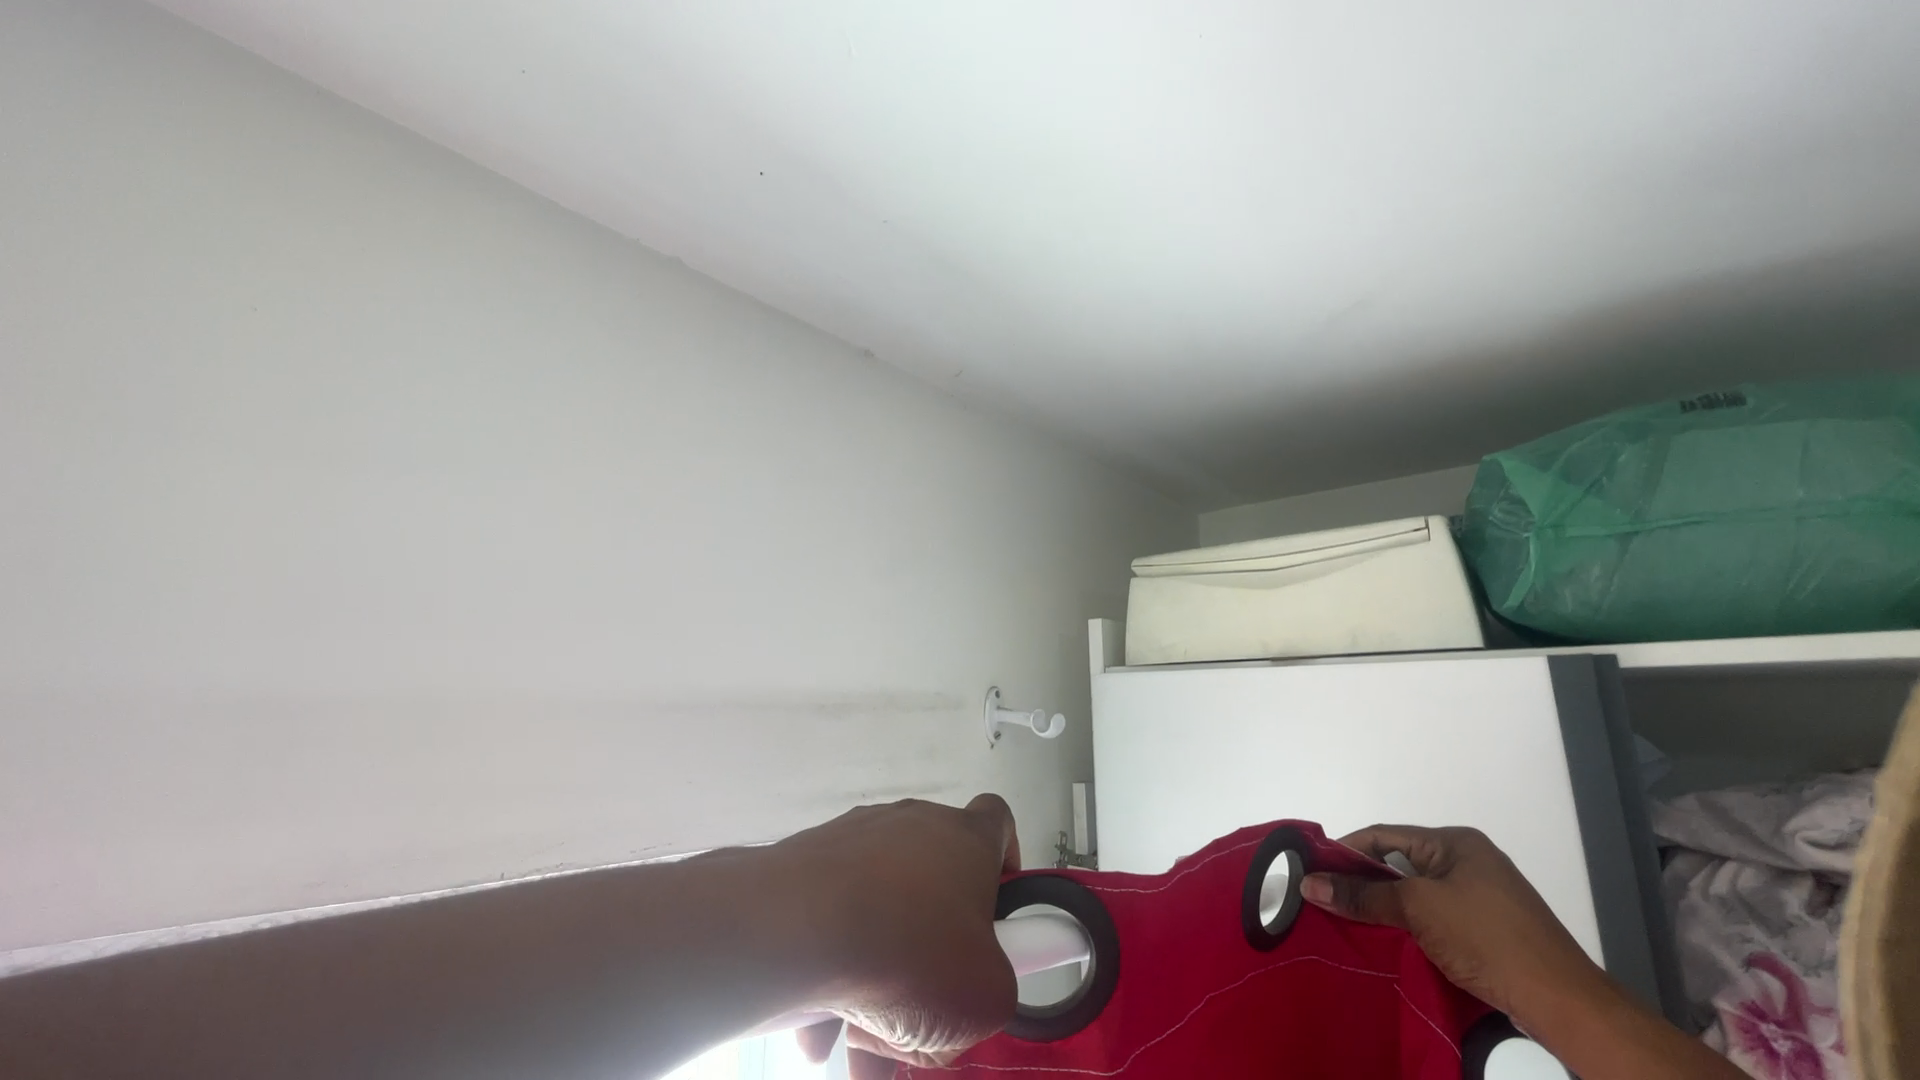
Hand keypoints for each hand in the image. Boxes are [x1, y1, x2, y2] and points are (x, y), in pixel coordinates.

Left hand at [777, 794, 1020, 1079]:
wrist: (797, 926)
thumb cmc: (912, 952)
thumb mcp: (984, 999)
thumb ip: (989, 990)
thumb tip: (953, 998)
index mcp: (965, 839)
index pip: (997, 821)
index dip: (1003, 860)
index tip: (995, 909)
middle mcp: (911, 824)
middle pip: (932, 880)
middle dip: (928, 947)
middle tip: (919, 1006)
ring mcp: (854, 838)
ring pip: (876, 909)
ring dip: (873, 971)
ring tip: (853, 1035)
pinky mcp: (805, 861)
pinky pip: (829, 919)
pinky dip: (829, 967)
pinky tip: (815, 1023)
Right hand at [1299, 824, 1606, 1025]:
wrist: (1560, 1000)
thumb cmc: (1487, 938)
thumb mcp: (1418, 909)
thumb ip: (1363, 894)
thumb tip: (1309, 884)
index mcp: (1455, 842)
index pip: (1384, 835)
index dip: (1345, 850)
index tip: (1311, 870)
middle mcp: (1467, 860)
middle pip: (1398, 863)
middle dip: (1361, 880)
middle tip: (1324, 898)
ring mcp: (1479, 895)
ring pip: (1414, 892)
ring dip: (1382, 905)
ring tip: (1345, 920)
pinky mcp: (1485, 927)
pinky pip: (1432, 915)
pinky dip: (1406, 924)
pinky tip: (1384, 939)